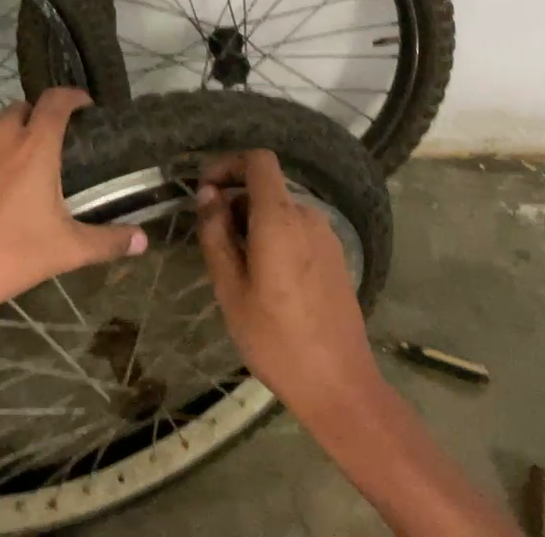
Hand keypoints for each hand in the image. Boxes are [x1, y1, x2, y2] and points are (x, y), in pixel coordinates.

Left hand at [0, 88, 147, 316]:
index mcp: (35, 145)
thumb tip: (143, 241)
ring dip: (1, 137)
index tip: (82, 106)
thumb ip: (108, 241)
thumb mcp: (66, 250)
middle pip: (22, 110)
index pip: (58, 100)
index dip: (73, 97)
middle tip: (42, 153)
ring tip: (5, 170)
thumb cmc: (9, 258)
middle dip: (35, 123)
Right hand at [195, 150, 376, 415]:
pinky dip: (274, 240)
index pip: (258, 160)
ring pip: (280, 212)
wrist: (339, 383)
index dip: (228, 164)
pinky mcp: (336, 257)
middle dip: (234, 205)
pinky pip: (297, 232)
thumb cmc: (275, 338)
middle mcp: (308, 217)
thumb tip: (208, 195)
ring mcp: (327, 237)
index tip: (205, 191)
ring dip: (253, 226)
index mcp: (280, 218)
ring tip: (237, 272)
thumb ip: (216, 234)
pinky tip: (266, 283)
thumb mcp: (230, 287)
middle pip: (266, 189)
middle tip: (213, 246)